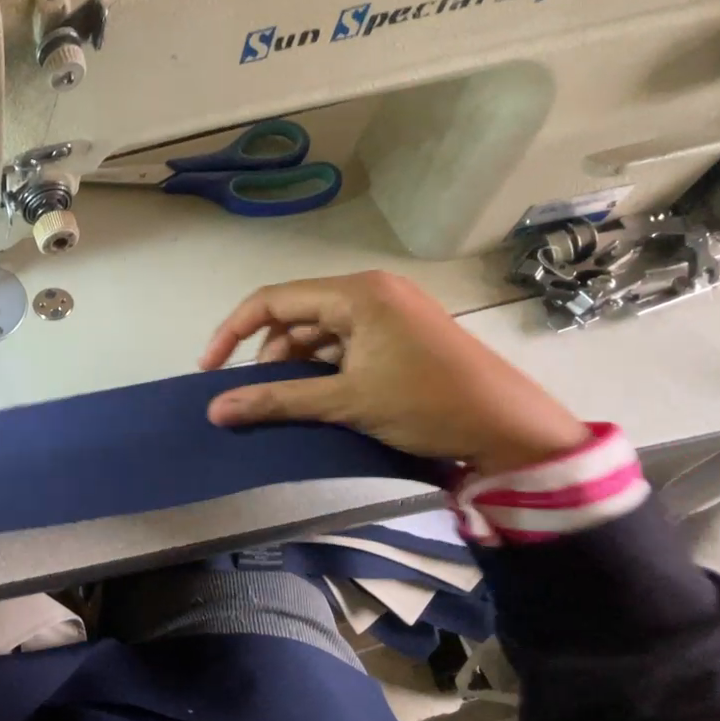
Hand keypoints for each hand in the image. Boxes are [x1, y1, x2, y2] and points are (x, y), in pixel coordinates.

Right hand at [198, 271, 589, 474]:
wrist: (510, 427)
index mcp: (357, 294)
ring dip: (294, 366)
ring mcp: (388, 312)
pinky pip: (341, 344)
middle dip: (267, 356)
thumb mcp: (345, 402)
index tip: (210, 370)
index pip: (273, 300)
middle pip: (293, 316)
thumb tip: (214, 410)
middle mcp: (370, 292)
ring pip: (316, 333)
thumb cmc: (427, 404)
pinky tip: (319, 398)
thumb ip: (275, 401)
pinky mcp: (398, 334)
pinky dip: (321, 369)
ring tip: (291, 403)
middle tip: (258, 398)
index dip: (232, 332)